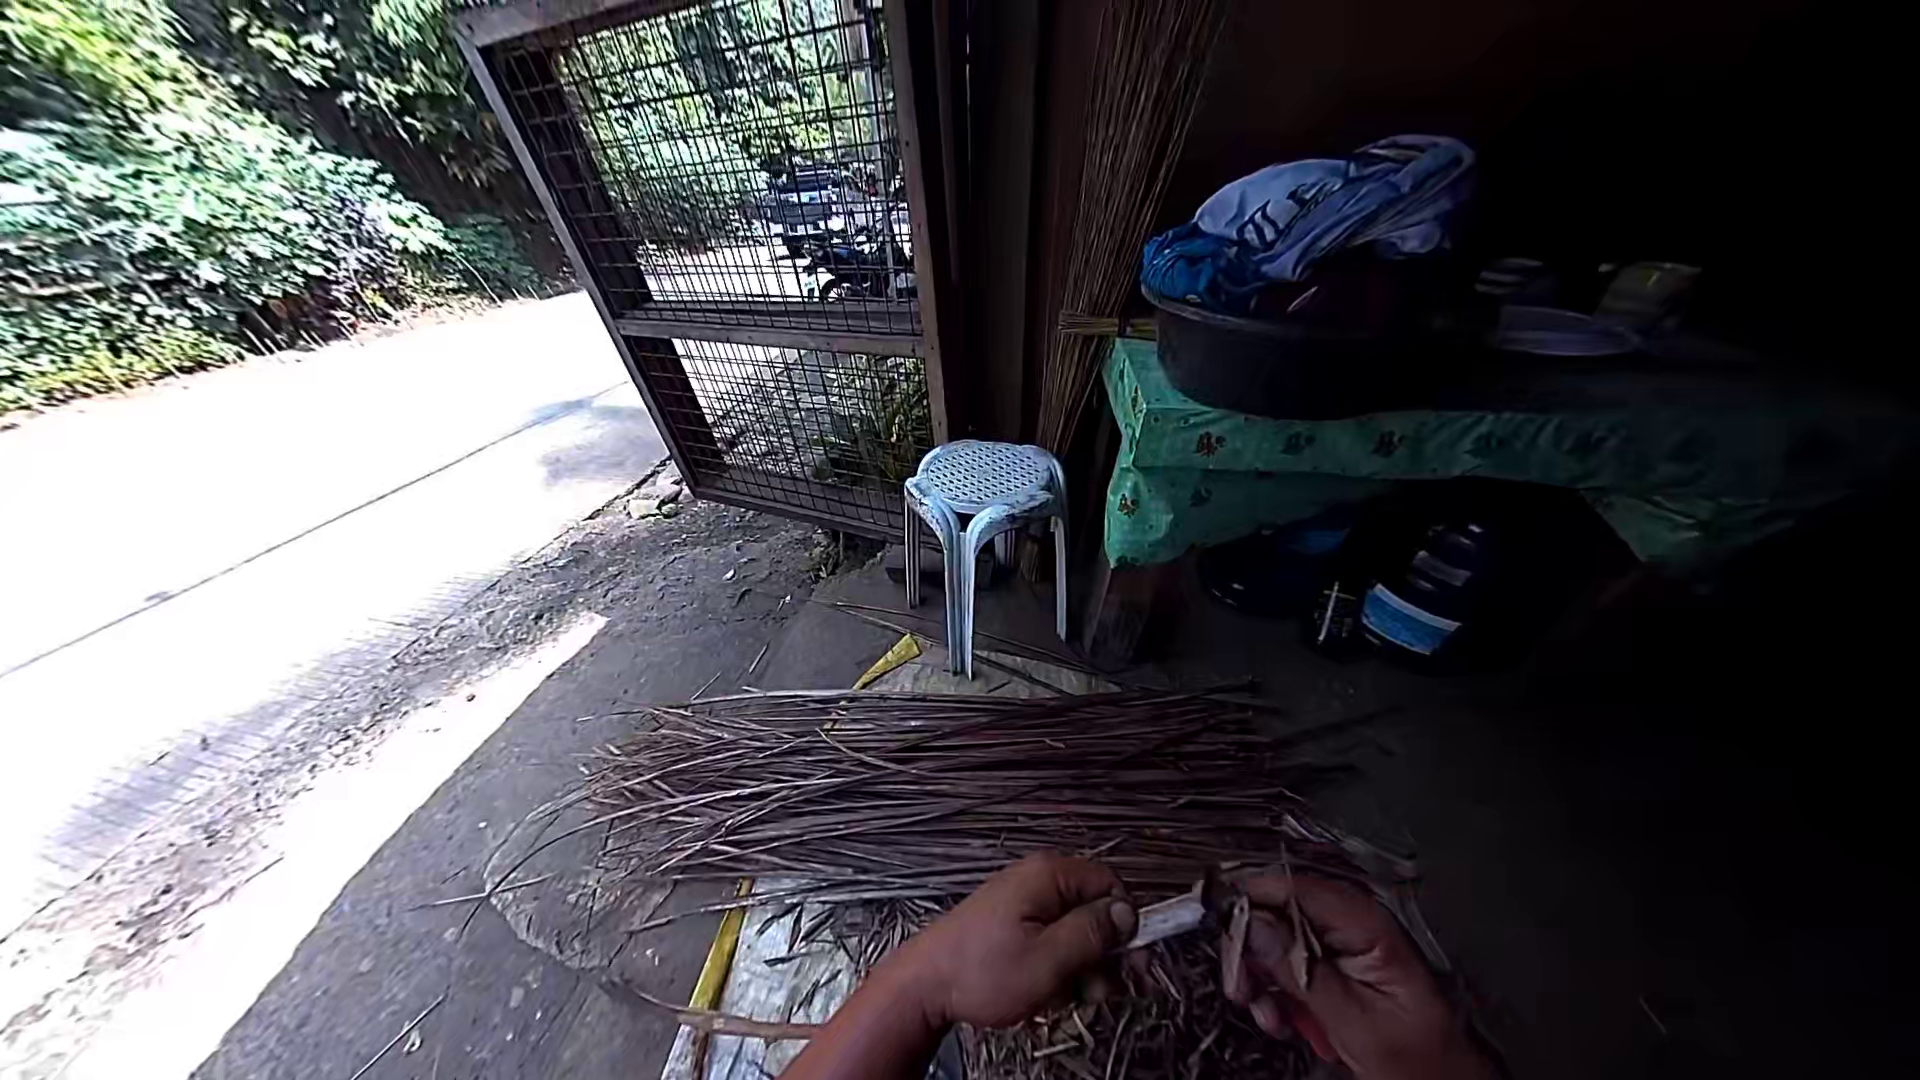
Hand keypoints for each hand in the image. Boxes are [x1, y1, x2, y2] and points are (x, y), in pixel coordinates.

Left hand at [889, 853, 1136, 1028]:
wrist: (927, 984)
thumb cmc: (984, 971)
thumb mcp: (1048, 959)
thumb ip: (1092, 933)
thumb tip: (1128, 912)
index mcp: (1048, 874)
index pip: (1109, 883)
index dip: (1125, 924)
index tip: (1130, 965)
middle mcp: (1039, 878)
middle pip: (1094, 909)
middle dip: (1100, 954)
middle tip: (1092, 991)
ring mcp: (1025, 899)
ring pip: (1075, 930)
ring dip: (1078, 968)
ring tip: (1057, 994)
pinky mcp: (1015, 920)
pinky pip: (1052, 940)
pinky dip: (1055, 967)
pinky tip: (1041, 989)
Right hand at [1224, 873, 1492, 1079]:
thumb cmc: (1428, 1066)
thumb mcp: (1359, 1024)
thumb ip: (1302, 971)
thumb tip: (1254, 924)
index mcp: (1364, 921)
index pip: (1289, 885)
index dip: (1250, 903)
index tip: (1223, 926)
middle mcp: (1346, 921)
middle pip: (1274, 910)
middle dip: (1250, 948)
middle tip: (1240, 982)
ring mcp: (1335, 941)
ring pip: (1271, 935)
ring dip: (1257, 973)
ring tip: (1264, 1010)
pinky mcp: (1327, 962)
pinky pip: (1282, 958)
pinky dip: (1270, 986)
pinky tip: (1277, 1012)